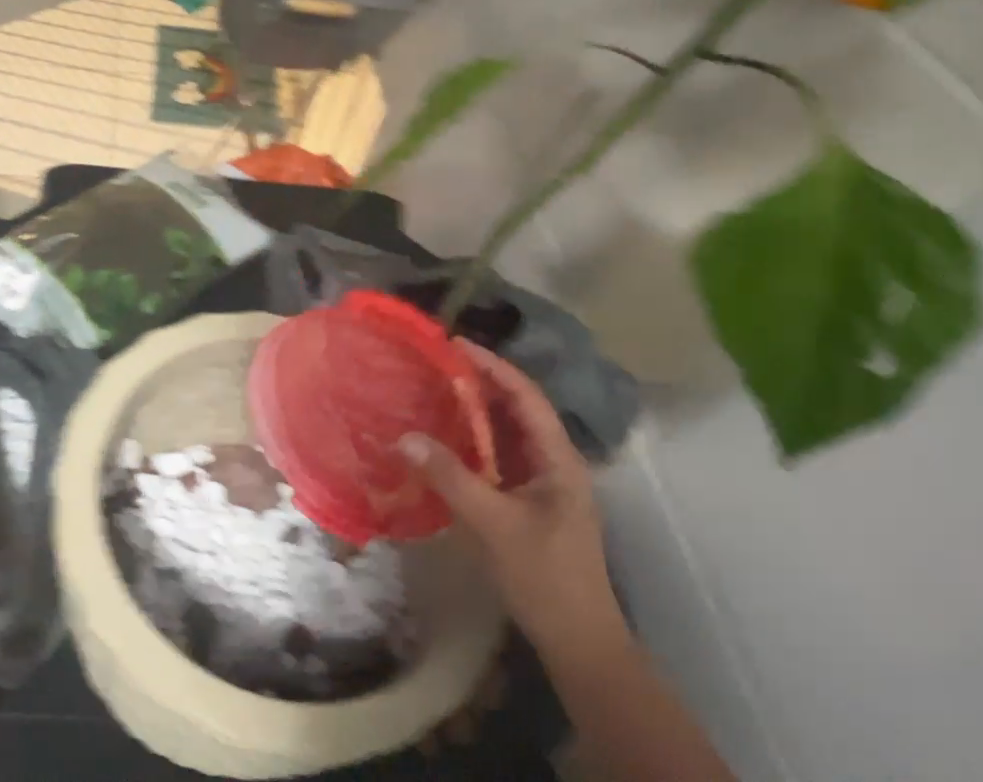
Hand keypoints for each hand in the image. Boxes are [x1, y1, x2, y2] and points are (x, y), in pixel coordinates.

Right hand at [398, 342, 624, 657]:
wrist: (578, 638)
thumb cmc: (545, 577)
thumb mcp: (494, 524)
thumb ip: (451, 478)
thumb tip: (404, 437)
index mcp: (559, 459)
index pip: (526, 396)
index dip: (493, 366)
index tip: (455, 344)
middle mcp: (553, 463)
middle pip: (517, 410)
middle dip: (480, 384)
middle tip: (434, 366)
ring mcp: (542, 485)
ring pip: (507, 436)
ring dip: (474, 415)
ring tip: (432, 394)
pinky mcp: (528, 505)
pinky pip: (498, 462)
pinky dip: (472, 446)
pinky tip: (443, 444)